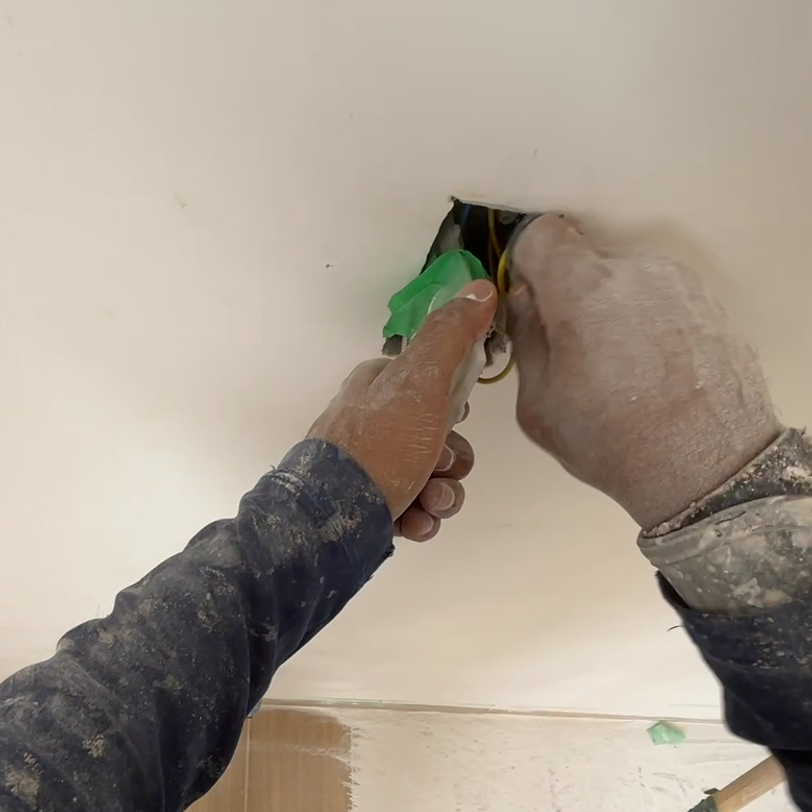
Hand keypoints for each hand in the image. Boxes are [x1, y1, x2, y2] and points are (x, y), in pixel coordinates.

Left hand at [309, 280, 495, 541]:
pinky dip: (421, 519)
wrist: (332, 520)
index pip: (431, 386)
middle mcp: (370, 425)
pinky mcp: (368, 509)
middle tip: (441, 471)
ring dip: (442, 495)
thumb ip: (450, 338)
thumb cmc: (380, 446)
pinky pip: (413, 511)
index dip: (455, 407)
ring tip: (430, 504)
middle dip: (451, 463)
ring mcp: (369, 470)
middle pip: (439, 439)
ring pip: (432, 479)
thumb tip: (480, 288)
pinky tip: (415, 522)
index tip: (459, 419)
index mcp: (376, 388)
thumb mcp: (418, 382)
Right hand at [505, 216, 780, 527]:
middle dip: (569, 296)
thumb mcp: (539, 405)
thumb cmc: (615, 442)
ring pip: (623, 280)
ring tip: (616, 371)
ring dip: (609, 310)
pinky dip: (644, 322)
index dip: (529, 263)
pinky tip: (648, 372)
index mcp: (585, 291)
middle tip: (571, 353)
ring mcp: (679, 284)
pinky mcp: (708, 303)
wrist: (707, 468)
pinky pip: (658, 298)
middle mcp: (637, 272)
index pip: (544, 234)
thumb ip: (527, 340)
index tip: (530, 300)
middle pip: (585, 261)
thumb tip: (528, 302)